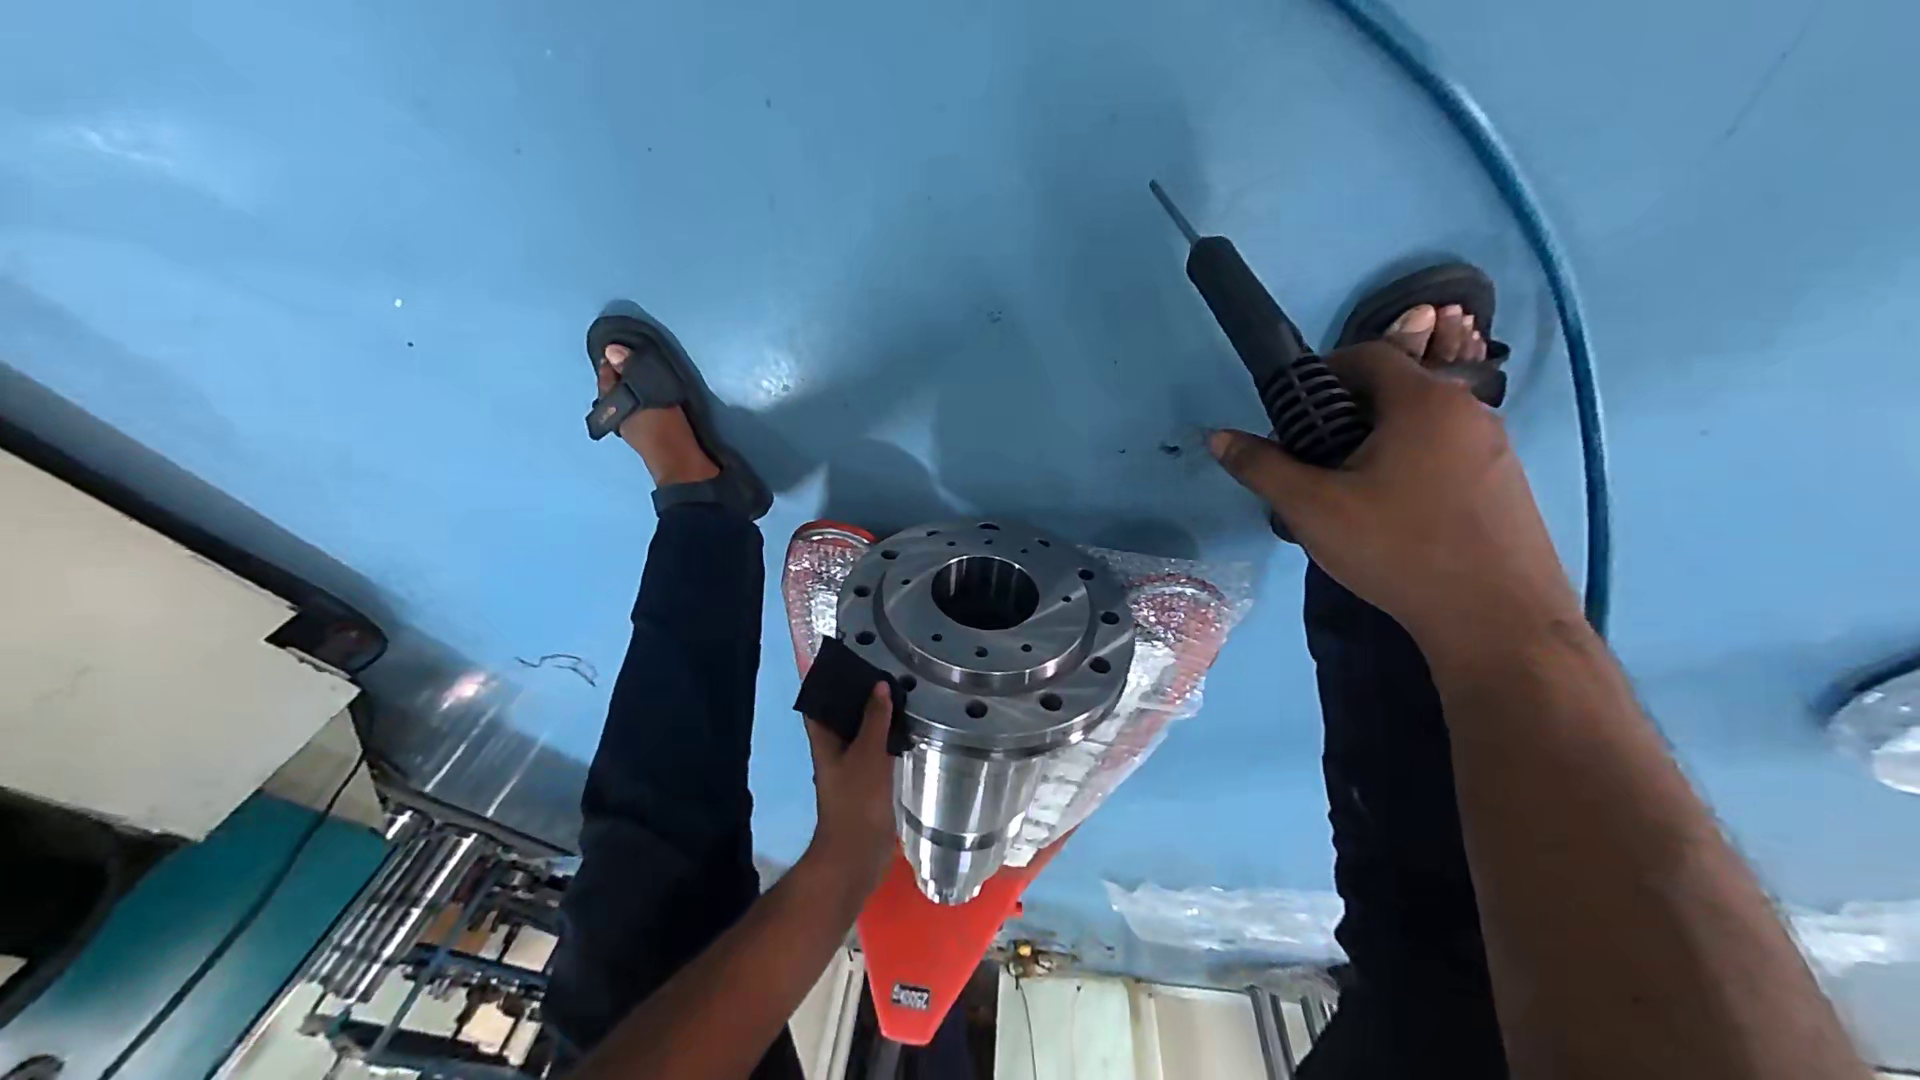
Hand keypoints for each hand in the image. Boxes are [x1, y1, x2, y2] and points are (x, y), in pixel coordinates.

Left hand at [801, 682, 897, 897]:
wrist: (858, 852)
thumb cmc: (855, 800)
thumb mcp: (866, 754)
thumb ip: (874, 720)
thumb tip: (879, 685)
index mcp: (824, 742)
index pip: (819, 705)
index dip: (828, 683)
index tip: (846, 661)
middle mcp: (835, 750)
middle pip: (843, 716)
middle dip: (858, 695)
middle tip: (882, 669)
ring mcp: (853, 766)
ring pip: (863, 732)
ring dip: (876, 715)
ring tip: (898, 689)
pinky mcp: (870, 780)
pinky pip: (878, 749)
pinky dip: (889, 735)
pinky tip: (908, 724)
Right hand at [1208, 340, 1581, 642]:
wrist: (1496, 619)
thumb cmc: (1397, 549)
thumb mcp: (1311, 508)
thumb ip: (1262, 467)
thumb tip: (1218, 436)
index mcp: (1423, 402)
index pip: (1367, 355)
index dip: (1321, 373)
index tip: (1292, 415)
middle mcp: (1468, 411)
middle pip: (1393, 392)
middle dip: (1343, 418)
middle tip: (1310, 462)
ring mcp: (1495, 448)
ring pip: (1419, 428)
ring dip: (1376, 445)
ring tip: (1347, 496)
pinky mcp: (1506, 484)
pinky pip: (1445, 457)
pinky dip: (1409, 469)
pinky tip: (1392, 518)